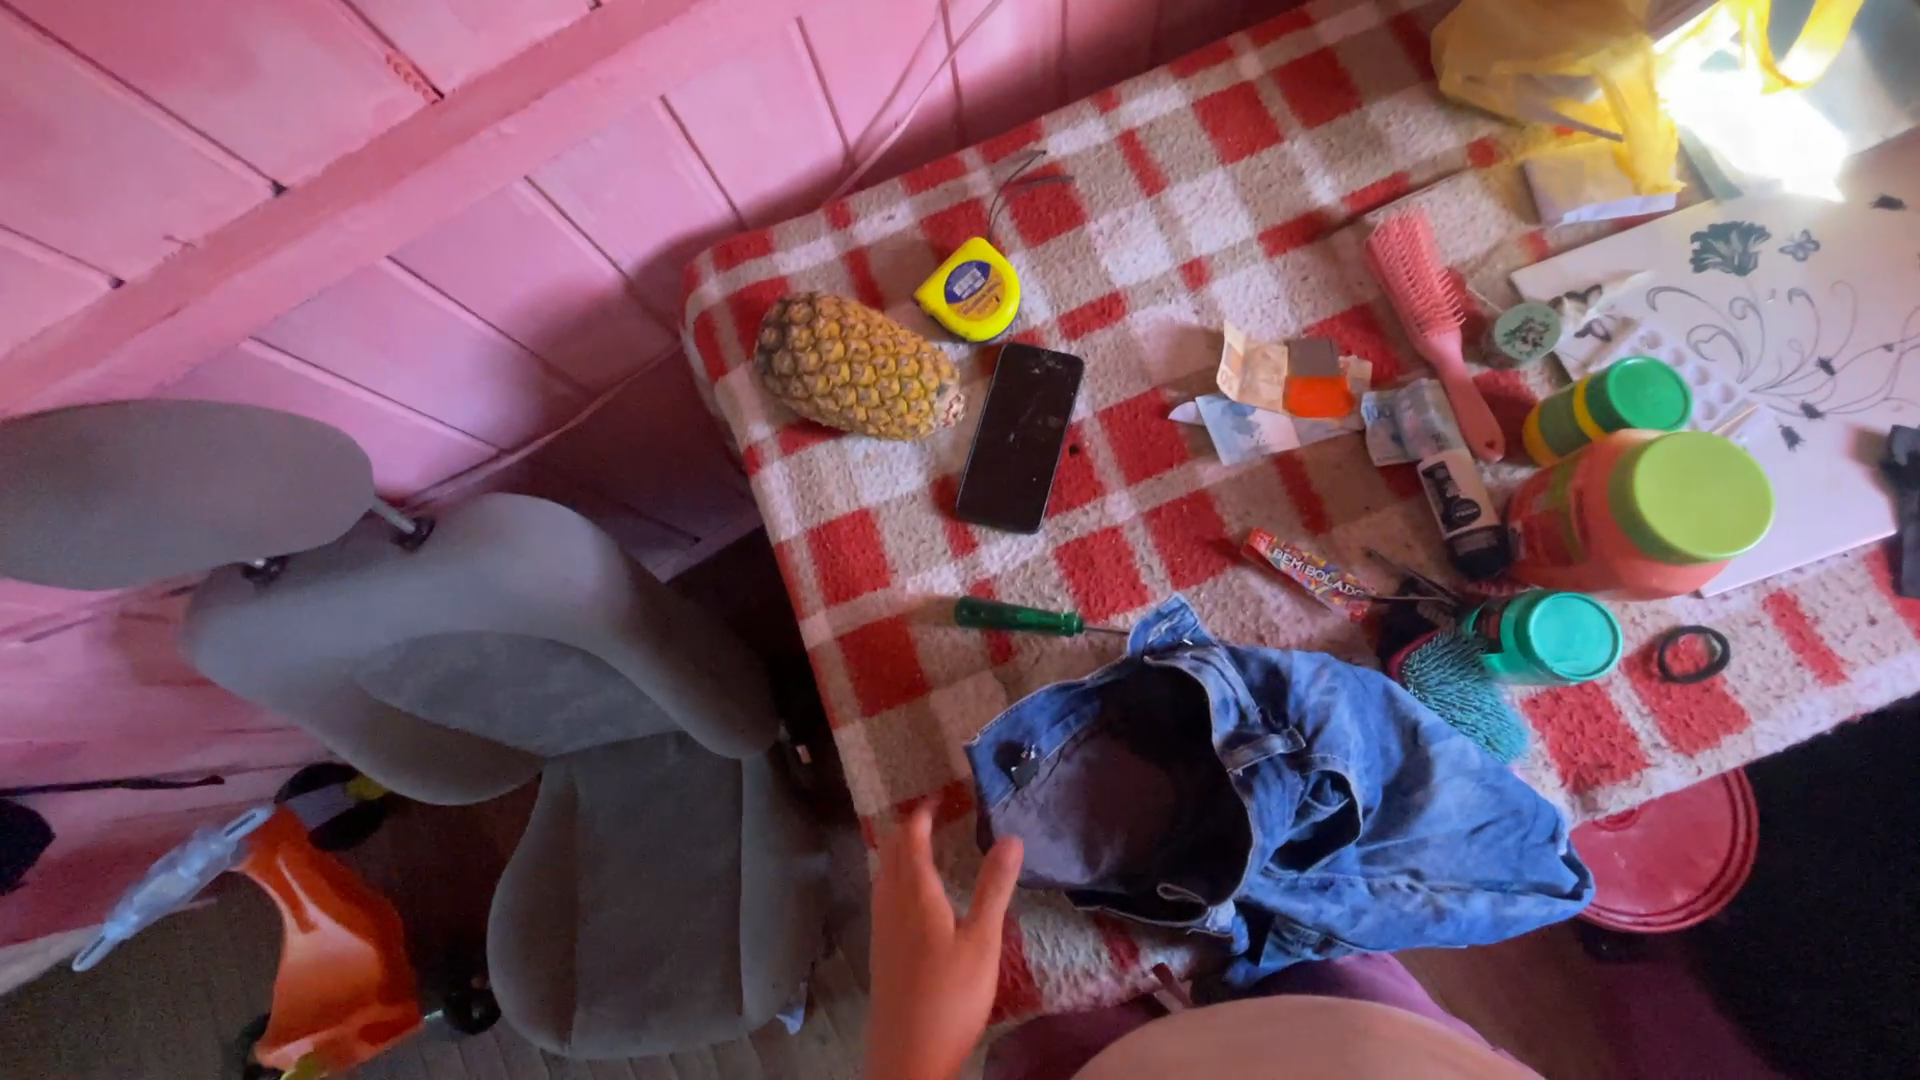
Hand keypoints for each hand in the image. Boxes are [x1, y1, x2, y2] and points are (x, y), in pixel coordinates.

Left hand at [865, 804, 1024, 1079]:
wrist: (907, 1057)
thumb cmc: (950, 997)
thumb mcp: (983, 942)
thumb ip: (994, 887)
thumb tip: (1011, 837)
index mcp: (915, 893)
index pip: (911, 838)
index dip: (922, 812)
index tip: (939, 795)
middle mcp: (891, 902)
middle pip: (891, 851)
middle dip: (908, 826)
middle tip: (933, 812)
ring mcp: (881, 927)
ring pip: (883, 872)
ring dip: (899, 849)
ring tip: (921, 842)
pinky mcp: (880, 948)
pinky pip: (882, 893)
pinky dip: (894, 873)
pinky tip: (910, 892)